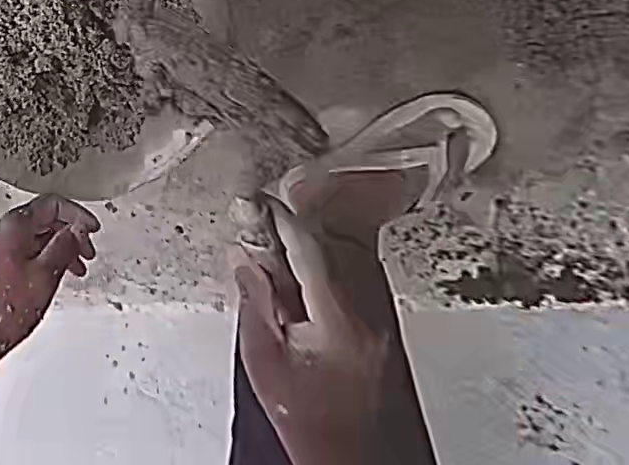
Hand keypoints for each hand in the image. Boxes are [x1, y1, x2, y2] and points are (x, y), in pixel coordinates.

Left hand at [0, 194, 99, 362]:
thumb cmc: (5, 307)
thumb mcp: (45, 274)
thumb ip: (64, 246)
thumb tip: (78, 230)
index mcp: (16, 225)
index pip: (52, 204)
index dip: (77, 213)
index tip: (92, 226)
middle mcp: (8, 230)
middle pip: (47, 216)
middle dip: (72, 230)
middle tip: (88, 246)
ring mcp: (6, 244)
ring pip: (42, 233)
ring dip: (64, 244)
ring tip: (79, 263)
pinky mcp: (5, 259)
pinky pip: (34, 247)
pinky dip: (52, 255)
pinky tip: (62, 271)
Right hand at [232, 193, 427, 463]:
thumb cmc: (315, 427)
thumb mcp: (265, 360)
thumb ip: (254, 298)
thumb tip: (243, 253)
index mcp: (339, 316)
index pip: (307, 244)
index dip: (275, 216)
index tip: (249, 202)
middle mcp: (369, 309)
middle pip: (329, 241)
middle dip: (289, 224)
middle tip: (255, 221)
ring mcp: (382, 315)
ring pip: (344, 251)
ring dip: (306, 240)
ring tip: (274, 249)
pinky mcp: (385, 323)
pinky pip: (353, 269)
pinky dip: (323, 258)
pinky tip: (300, 272)